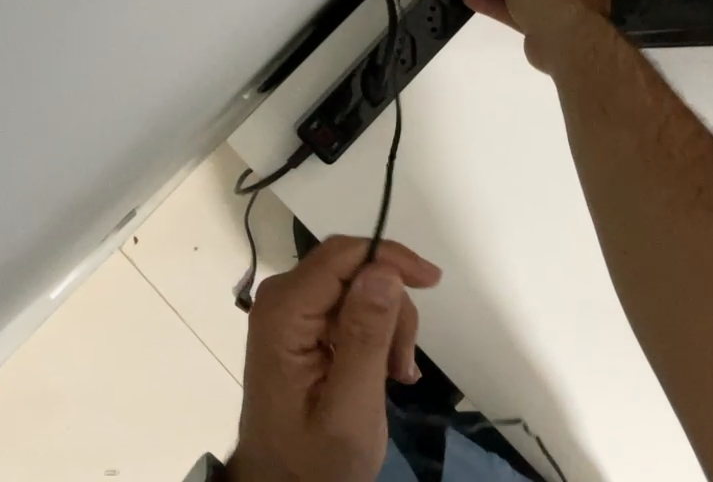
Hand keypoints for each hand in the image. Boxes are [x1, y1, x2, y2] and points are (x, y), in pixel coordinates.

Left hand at [229, 237, 442, 481]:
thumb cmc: (314, 459)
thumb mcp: (350, 408)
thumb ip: (366, 337)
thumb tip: (384, 270)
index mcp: (284, 311)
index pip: (341, 254)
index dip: (388, 257)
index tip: (431, 282)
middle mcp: (281, 297)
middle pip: (352, 267)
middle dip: (390, 306)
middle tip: (404, 363)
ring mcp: (289, 308)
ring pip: (356, 285)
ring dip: (386, 324)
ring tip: (396, 375)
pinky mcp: (299, 321)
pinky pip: (348, 304)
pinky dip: (375, 332)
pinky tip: (386, 369)